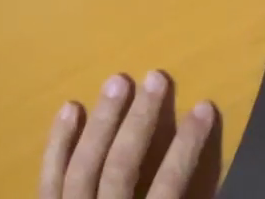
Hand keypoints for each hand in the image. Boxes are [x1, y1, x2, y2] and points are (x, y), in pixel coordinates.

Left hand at [41, 71, 217, 198]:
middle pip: (120, 170)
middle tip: (157, 77)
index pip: (168, 188)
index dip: (187, 147)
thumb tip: (215, 184)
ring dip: (102, 122)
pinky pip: (49, 182)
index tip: (206, 106)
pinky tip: (70, 107)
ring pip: (82, 169)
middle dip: (140, 122)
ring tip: (119, 80)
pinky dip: (58, 144)